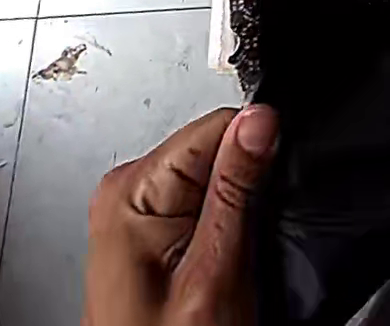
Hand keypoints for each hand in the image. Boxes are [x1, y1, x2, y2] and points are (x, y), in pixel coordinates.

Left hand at [85, 105, 279, 325]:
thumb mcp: (213, 273)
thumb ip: (237, 188)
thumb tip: (261, 116)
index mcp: (131, 189)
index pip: (219, 126)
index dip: (253, 158)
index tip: (258, 202)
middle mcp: (128, 189)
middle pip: (216, 146)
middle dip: (242, 187)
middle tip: (235, 246)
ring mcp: (138, 207)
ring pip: (216, 170)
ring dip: (234, 207)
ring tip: (225, 258)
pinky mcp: (153, 224)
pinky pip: (207, 194)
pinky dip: (224, 220)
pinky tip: (217, 256)